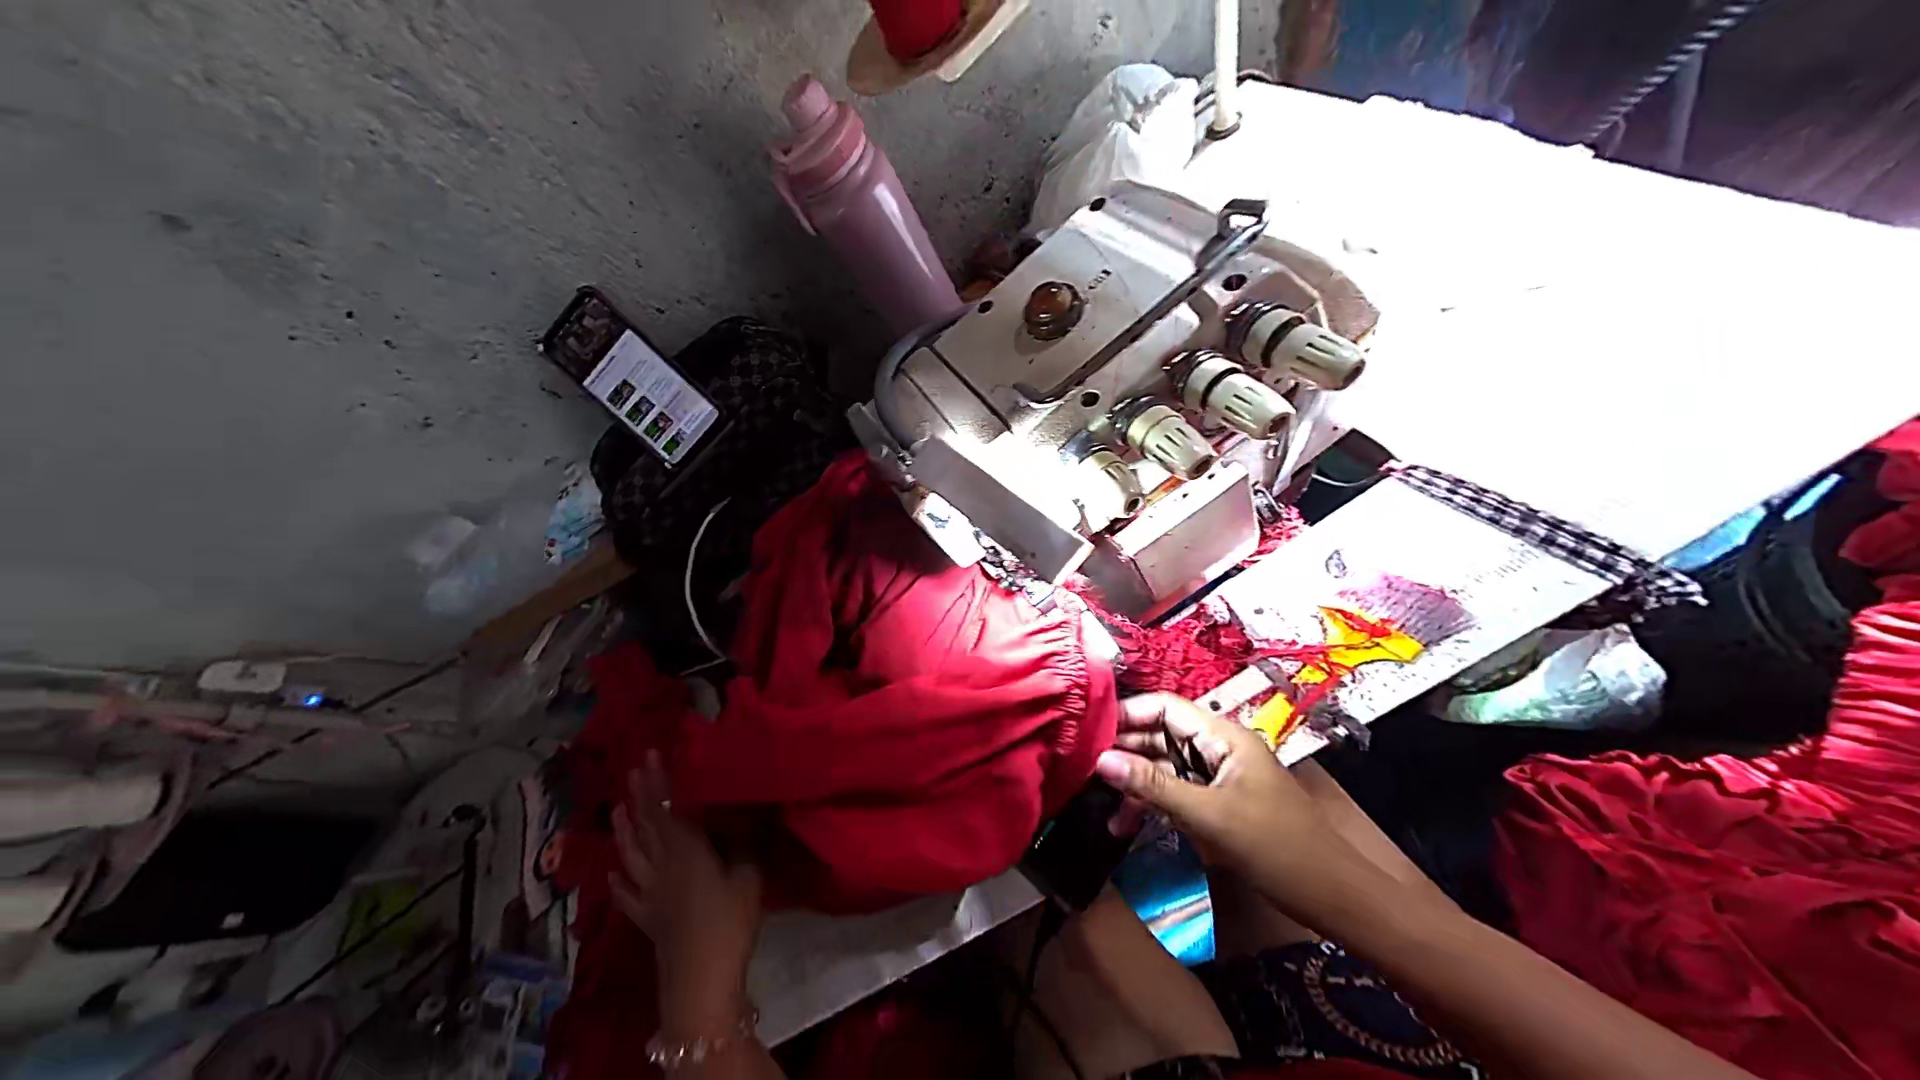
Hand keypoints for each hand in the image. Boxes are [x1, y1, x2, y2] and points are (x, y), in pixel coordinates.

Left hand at [610, 750, 761, 1030]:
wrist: (700, 980)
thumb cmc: (728, 921)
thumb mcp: (748, 875)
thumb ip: (745, 841)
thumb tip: (750, 809)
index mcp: (686, 849)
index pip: (668, 807)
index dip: (659, 781)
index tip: (651, 755)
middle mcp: (662, 865)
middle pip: (646, 826)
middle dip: (640, 796)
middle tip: (632, 771)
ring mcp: (649, 894)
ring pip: (631, 855)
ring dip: (623, 831)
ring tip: (617, 810)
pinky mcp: (646, 919)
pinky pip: (627, 894)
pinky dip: (618, 881)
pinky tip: (612, 874)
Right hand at [1095, 693, 1332, 881]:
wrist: (1332, 896)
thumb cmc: (1275, 846)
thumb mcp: (1209, 815)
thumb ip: (1154, 785)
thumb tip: (1101, 761)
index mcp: (1222, 735)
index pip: (1164, 706)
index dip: (1127, 714)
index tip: (1089, 732)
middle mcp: (1216, 747)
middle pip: (1160, 736)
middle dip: (1125, 753)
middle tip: (1086, 774)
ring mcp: (1216, 776)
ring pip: (1163, 767)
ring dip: (1135, 785)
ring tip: (1105, 809)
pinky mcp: (1215, 802)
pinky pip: (1174, 793)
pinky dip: (1151, 805)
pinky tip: (1126, 825)